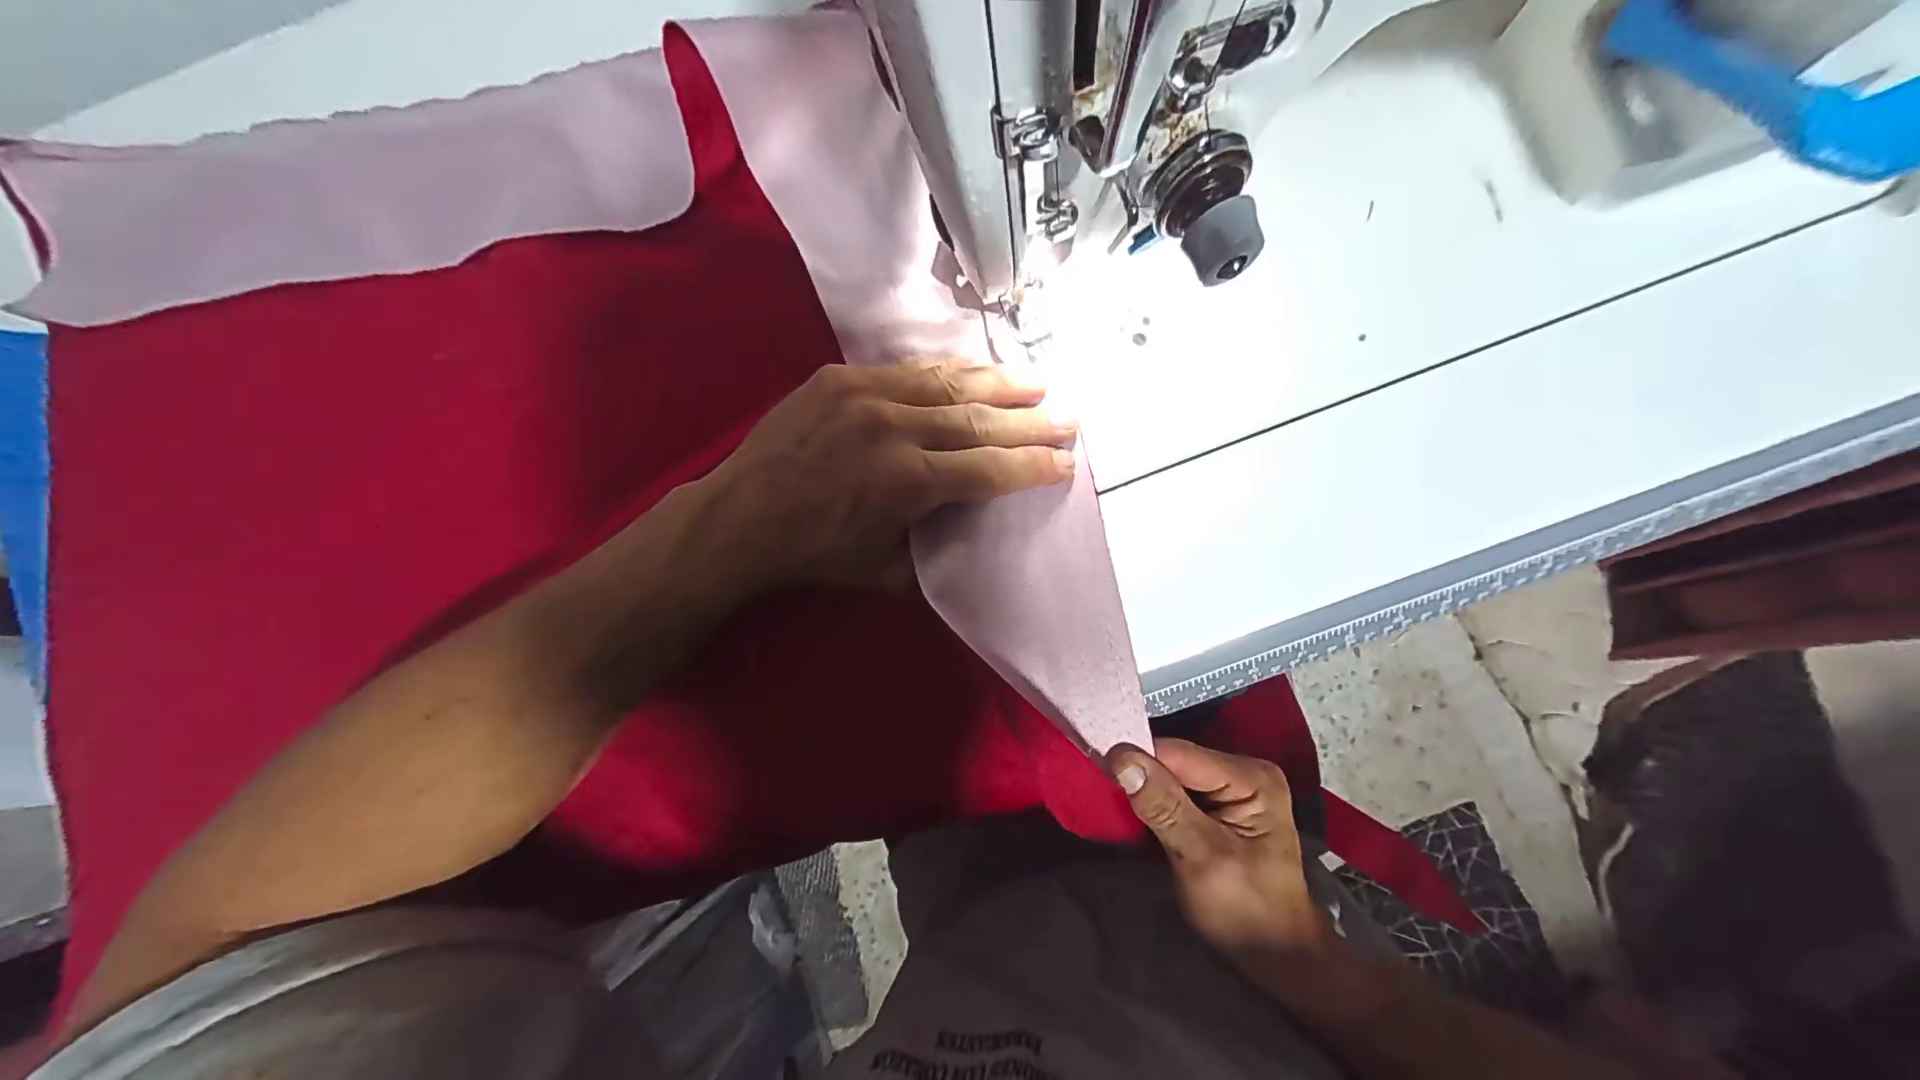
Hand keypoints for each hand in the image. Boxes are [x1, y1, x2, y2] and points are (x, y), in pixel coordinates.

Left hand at [698, 360, 1075, 591]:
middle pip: (982, 419)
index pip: (993, 469)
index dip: (1035, 466)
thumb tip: (969, 523)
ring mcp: (867, 396)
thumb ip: (936, 546)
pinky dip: (946, 372)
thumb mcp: (887, 571)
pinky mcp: (840, 378)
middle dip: (1031, 420)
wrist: (741, 518)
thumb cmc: (816, 554)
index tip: (1067, 461)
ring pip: (949, 383)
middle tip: (1067, 416)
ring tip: (1033, 382)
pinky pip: (907, 370)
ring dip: (998, 383)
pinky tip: (970, 371)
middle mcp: (896, 429)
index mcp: (911, 482)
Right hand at [1108, 740, 1330, 970]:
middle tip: (1097, 784)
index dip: (1135, 758)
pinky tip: (1129, 805)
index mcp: (1252, 779)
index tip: (1095, 766)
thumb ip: (1164, 807)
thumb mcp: (1202, 860)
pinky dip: (1150, 796)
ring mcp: (1230, 786)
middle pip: (1173, 759)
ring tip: (1106, 793)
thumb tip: (1121, 758)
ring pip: (1169, 772)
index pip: (1178, 754)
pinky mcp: (1215, 802)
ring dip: (1140, 784)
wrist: (1276, 956)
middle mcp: (1242, 771)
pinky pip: (1173, 787)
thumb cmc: (1247, 913)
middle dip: (1137, 771)